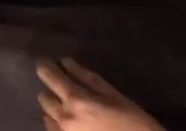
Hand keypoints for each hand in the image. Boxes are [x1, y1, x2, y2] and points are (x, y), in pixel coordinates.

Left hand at [38, 59, 163, 130]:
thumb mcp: (121, 101)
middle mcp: (65, 116)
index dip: (48, 67)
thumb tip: (66, 62)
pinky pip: (53, 129)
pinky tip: (79, 127)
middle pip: (44, 96)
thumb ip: (90, 80)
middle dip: (55, 94)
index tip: (51, 66)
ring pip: (47, 114)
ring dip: (57, 111)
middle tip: (73, 98)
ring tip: (78, 115)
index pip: (47, 74)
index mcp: (77, 101)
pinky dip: (60, 126)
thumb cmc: (140, 128)